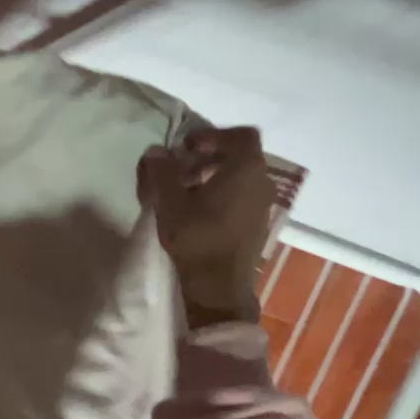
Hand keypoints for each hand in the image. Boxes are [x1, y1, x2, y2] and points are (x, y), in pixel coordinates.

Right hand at [139, 125, 275, 329]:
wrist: (220, 282)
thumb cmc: (197, 237)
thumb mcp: (170, 204)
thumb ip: (162, 174)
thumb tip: (156, 151)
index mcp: (245, 169)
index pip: (239, 135)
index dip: (212, 135)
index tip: (186, 147)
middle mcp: (262, 179)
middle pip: (241, 155)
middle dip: (211, 156)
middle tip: (181, 169)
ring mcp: (263, 201)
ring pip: (242, 175)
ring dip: (216, 175)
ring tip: (187, 191)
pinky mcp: (257, 220)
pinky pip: (243, 193)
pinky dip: (223, 191)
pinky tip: (200, 210)